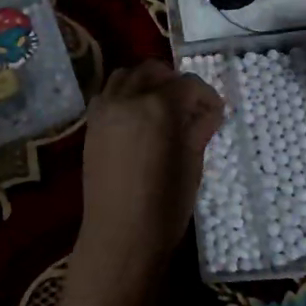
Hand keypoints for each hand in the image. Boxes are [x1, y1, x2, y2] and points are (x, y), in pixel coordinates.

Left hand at [75, 60, 224, 274]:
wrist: (120, 234)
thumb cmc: (165, 204)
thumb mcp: (192, 164)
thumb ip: (198, 129)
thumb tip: (207, 112)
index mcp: (158, 107)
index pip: (188, 84)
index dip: (207, 96)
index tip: (215, 114)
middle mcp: (126, 99)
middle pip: (152, 70)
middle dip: (175, 82)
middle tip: (189, 107)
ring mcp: (103, 110)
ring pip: (125, 76)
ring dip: (146, 83)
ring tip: (161, 108)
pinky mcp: (90, 124)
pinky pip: (107, 94)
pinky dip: (123, 95)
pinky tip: (137, 118)